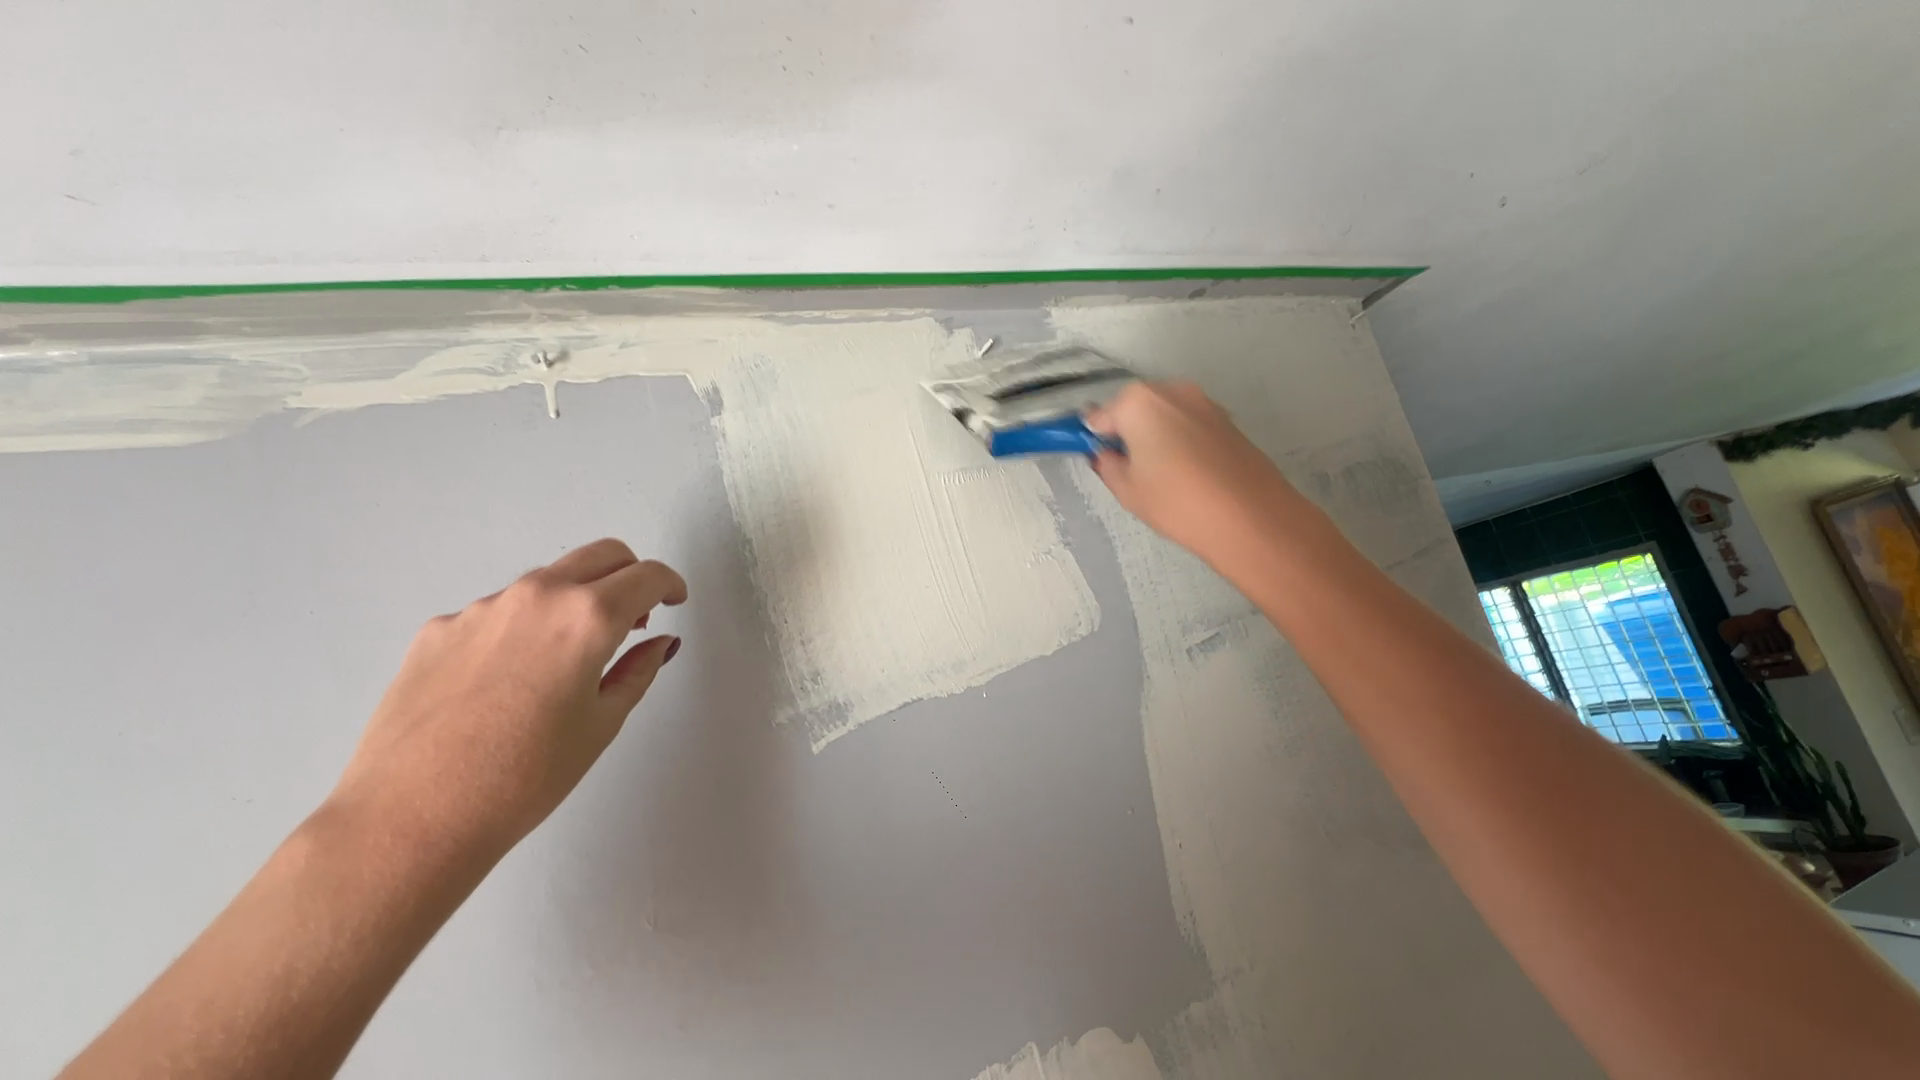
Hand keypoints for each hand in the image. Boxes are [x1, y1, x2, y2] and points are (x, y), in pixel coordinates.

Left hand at [326, 539, 687, 861]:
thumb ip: (637, 672)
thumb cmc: (525, 778)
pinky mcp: (439, 628)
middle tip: (635, 617)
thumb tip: (657, 643)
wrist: (412, 815)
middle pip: (601, 555)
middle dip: (629, 575)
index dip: (671, 585)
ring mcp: (481, 608)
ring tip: (569, 658)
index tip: (675, 601)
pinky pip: (497, 612)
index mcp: (587, 617)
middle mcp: (536, 596)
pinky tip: (510, 682)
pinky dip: (523, 628)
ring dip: (574, 599)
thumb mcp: (601, 725)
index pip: (646, 576)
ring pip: (546, 581)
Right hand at [1084, 381, 1296, 561]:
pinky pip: (1189, 424)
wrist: (1250, 517)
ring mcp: (1203, 402)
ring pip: (1165, 415)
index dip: (1095, 439)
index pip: (1101, 416)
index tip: (1098, 459)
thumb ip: (1108, 465)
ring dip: (1156, 436)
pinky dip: (1182, 441)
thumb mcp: (1127, 490)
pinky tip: (1188, 474)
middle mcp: (1171, 390)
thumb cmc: (1176, 502)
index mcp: (1138, 402)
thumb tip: (1107, 453)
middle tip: (1131, 471)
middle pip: (1135, 409)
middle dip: (1128, 432)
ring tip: (1163, 476)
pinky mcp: (1227, 419)